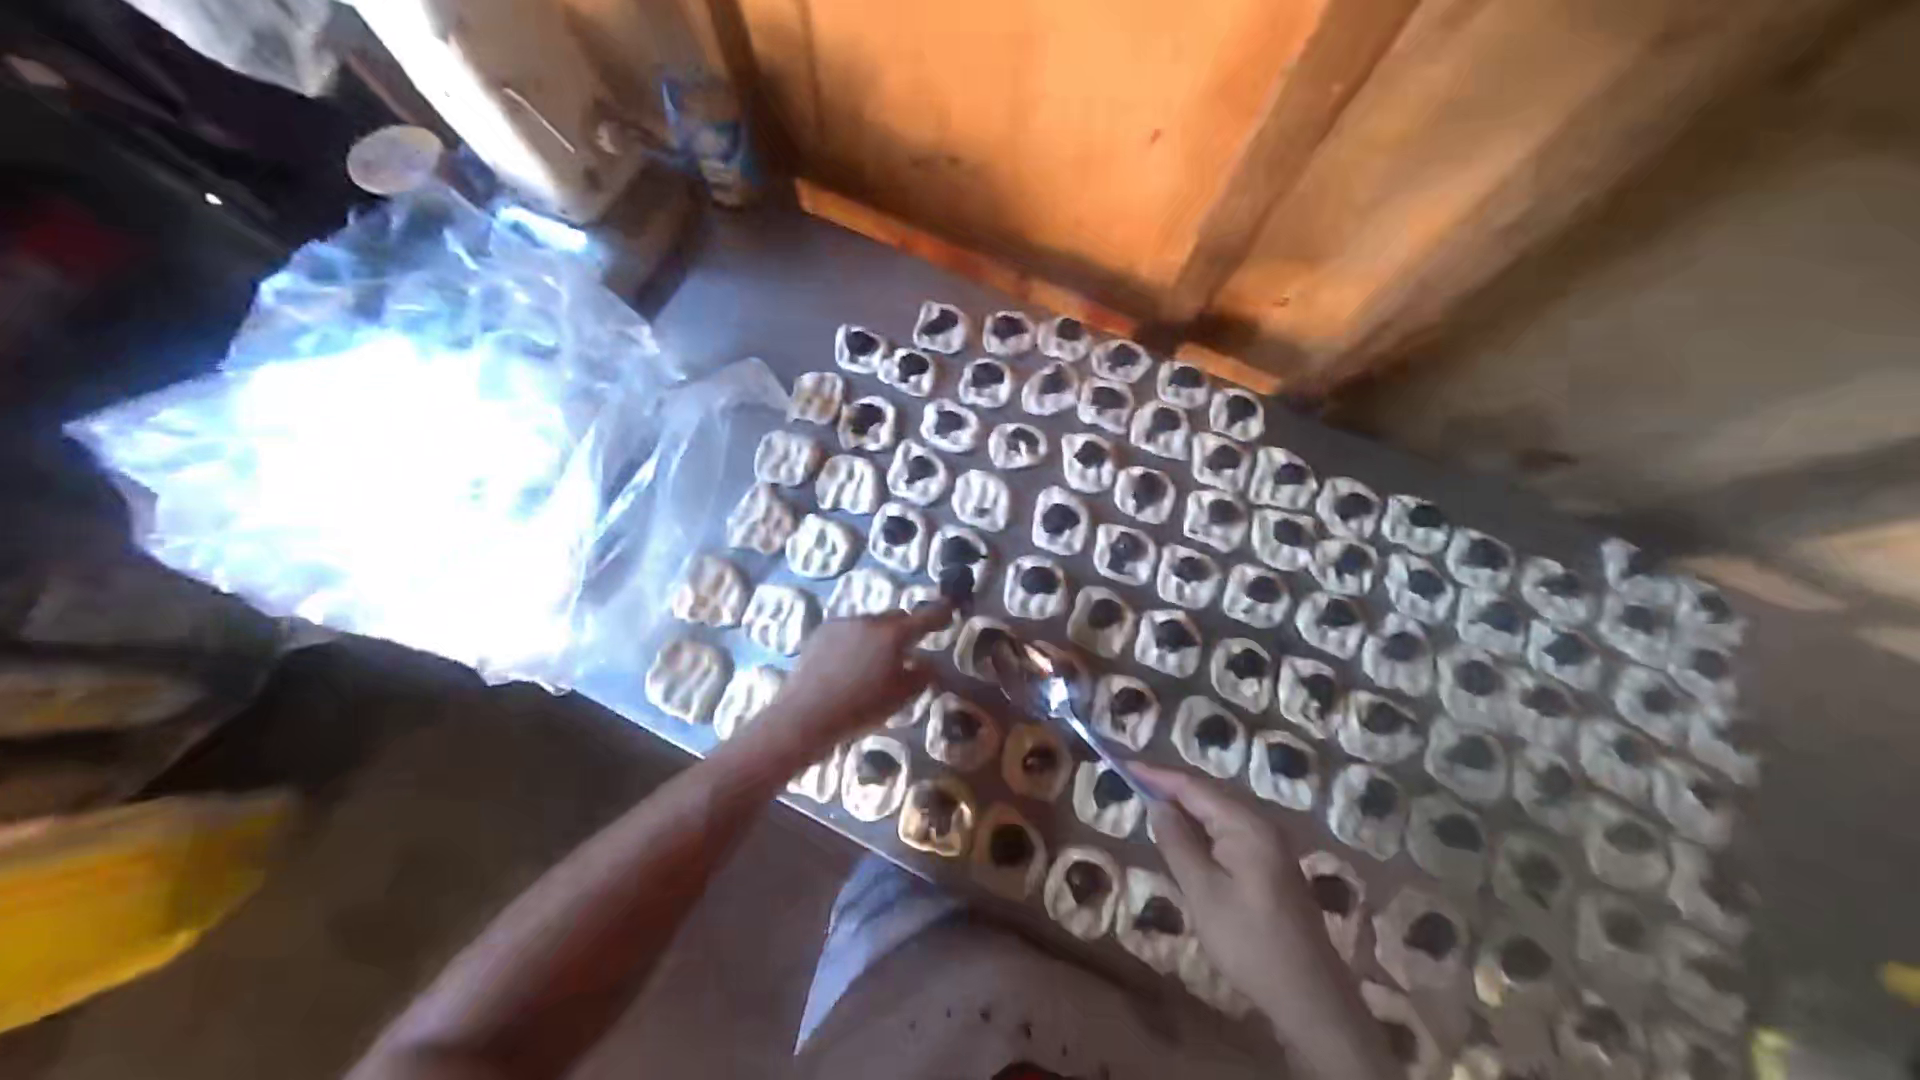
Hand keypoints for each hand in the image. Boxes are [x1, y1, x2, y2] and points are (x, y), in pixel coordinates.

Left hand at [766, 603, 952, 749]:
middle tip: (909, 648)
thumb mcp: (900, 697)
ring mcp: (842, 624)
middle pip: (896, 617)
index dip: (940, 613)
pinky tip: (850, 664)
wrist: (805, 716)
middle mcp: (869, 621)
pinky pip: (848, 631)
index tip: (949, 610)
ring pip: (870, 624)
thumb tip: (929, 662)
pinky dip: (856, 641)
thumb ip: (921, 676)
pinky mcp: (821, 632)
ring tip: (875, 662)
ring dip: (879, 636)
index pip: (926, 617)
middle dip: (906, 628)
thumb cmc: (860, 709)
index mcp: (894, 635)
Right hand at [1134, 763, 1335, 1015]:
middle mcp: (1261, 826)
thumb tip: (1156, 805)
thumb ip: (1177, 843)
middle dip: (1169, 786)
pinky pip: (1228, 831)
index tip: (1123, 765)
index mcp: (1246, 826)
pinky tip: (1183, 835)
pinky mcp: (1270, 865)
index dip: (1156, 774)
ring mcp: (1270, 845)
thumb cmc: (1249, 942)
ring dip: (1184, 806)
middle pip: (1208, 794)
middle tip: (1131, 781)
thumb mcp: (1202, 892)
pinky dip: (1200, 827)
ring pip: (1218, 813)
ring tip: (1148, 802)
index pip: (1193, 786)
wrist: (1310, 998)